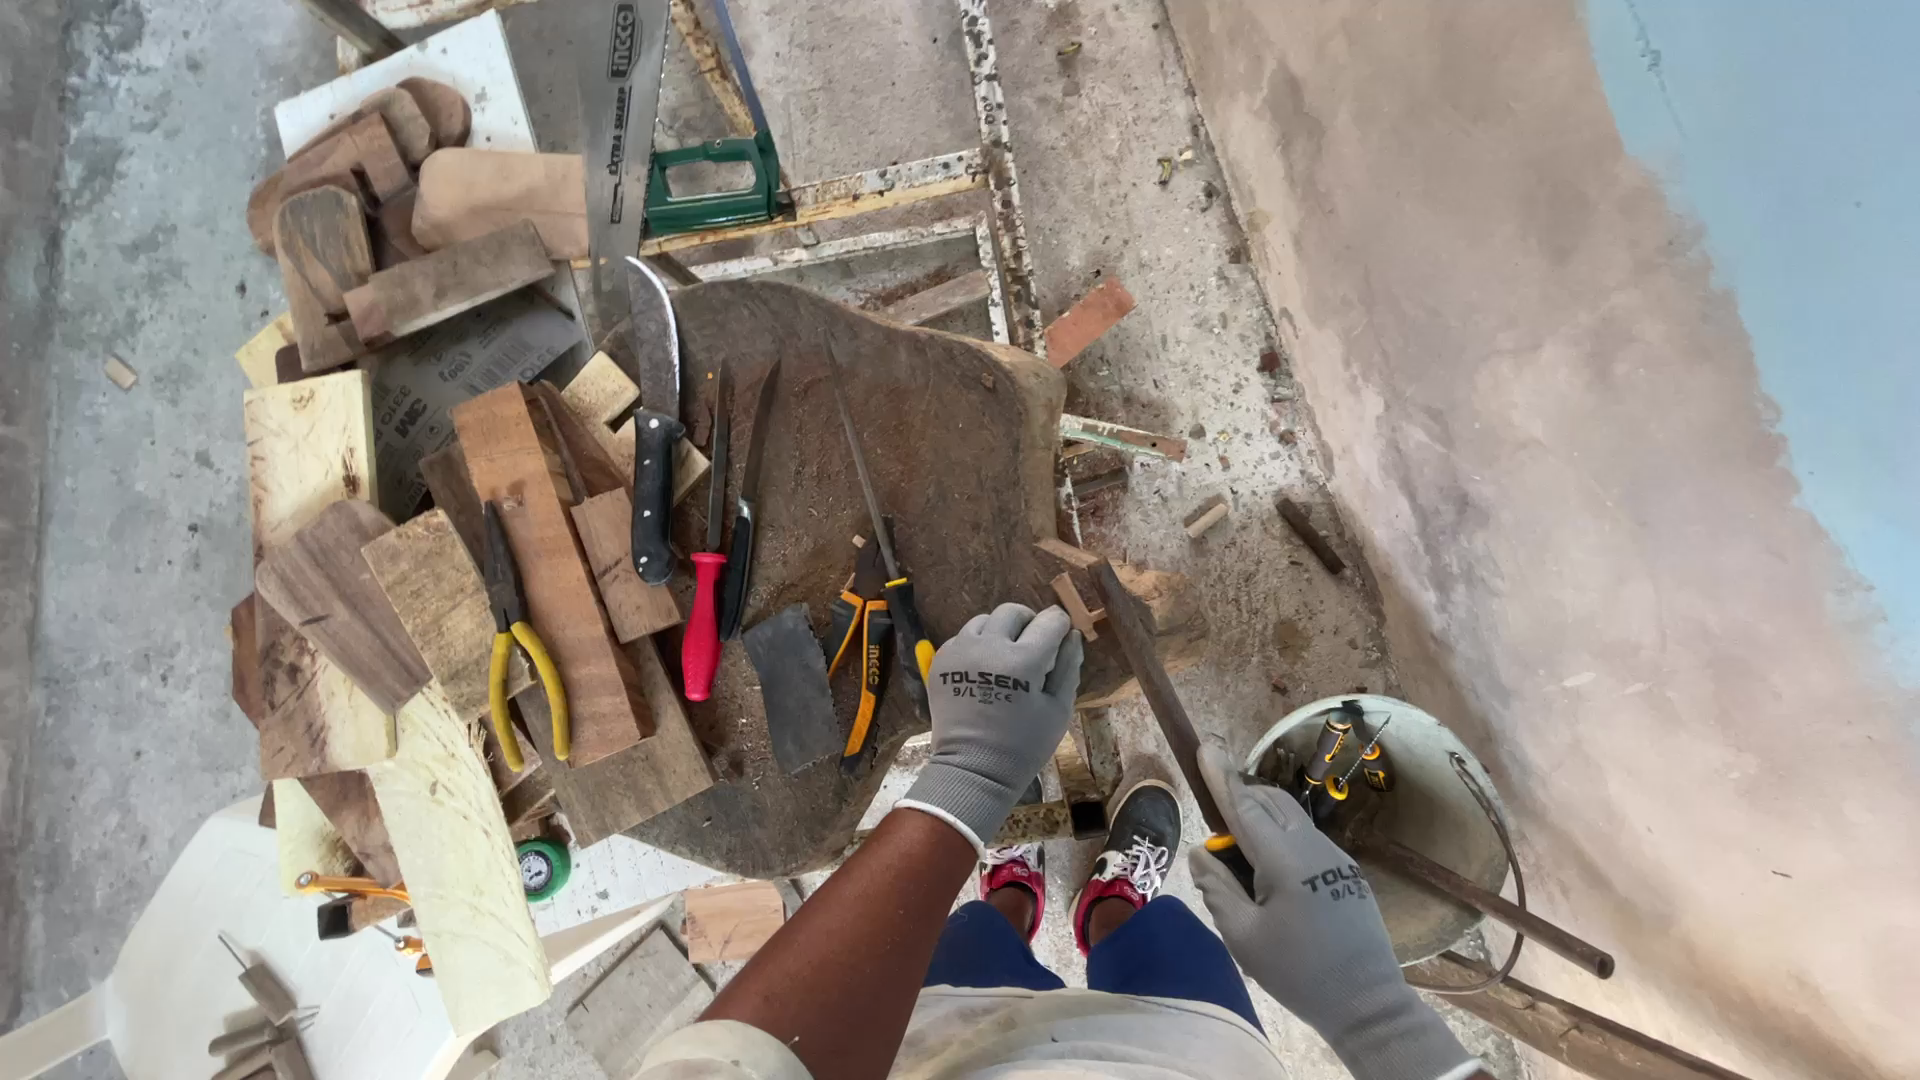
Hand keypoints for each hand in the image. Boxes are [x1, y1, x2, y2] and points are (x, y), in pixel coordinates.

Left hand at [895, 603, 1082, 851]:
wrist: (974, 769)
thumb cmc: (1024, 745)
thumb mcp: (1059, 710)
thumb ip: (1069, 667)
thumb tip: (1073, 635)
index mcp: (1023, 660)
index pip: (1049, 620)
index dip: (1060, 626)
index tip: (1060, 638)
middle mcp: (989, 646)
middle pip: (1013, 612)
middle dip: (1029, 622)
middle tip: (1033, 645)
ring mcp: (960, 651)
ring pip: (984, 620)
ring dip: (1000, 631)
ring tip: (1005, 657)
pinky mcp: (941, 661)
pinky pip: (962, 637)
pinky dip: (976, 645)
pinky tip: (983, 670)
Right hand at [1190, 745, 1474, 1079]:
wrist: (1369, 1007)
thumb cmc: (1298, 974)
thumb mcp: (1242, 937)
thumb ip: (1216, 887)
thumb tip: (1200, 853)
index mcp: (1285, 861)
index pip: (1245, 806)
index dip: (1221, 777)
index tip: (1205, 746)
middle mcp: (1312, 847)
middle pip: (1269, 802)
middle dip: (1239, 796)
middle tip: (1216, 821)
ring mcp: (1334, 857)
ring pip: (1289, 816)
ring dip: (1260, 816)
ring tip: (1241, 854)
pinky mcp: (1346, 871)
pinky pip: (1305, 836)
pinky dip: (1279, 835)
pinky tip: (1271, 875)